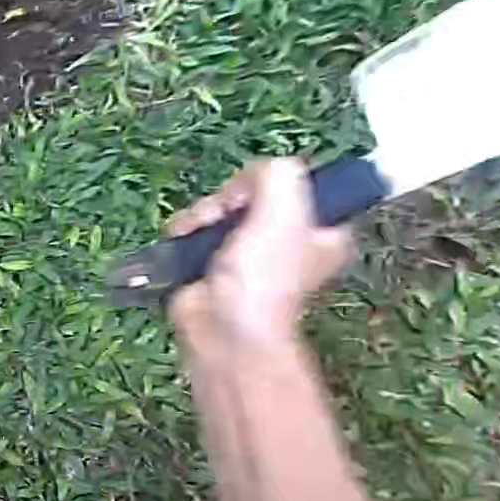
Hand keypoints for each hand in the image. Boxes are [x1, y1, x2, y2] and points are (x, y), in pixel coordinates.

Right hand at [165, 157, 353, 352]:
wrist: (220, 325)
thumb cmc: (261, 276)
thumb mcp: (285, 212)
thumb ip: (277, 175)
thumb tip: (251, 176)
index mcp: (319, 230)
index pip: (297, 185)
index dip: (271, 183)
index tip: (255, 194)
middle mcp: (282, 240)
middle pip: (251, 194)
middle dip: (228, 198)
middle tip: (222, 214)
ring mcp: (241, 253)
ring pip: (218, 210)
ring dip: (201, 213)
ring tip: (195, 229)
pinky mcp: (205, 264)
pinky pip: (193, 232)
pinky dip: (182, 230)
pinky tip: (180, 237)